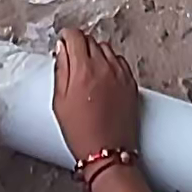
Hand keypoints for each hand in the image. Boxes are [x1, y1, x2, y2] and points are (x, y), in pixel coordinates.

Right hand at [51, 28, 139, 161]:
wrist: (108, 155)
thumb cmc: (81, 132)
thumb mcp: (59, 101)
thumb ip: (60, 69)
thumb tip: (61, 49)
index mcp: (83, 69)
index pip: (75, 35)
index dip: (66, 37)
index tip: (63, 43)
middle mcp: (104, 66)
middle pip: (90, 39)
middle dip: (79, 45)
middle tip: (73, 60)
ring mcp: (120, 74)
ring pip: (106, 48)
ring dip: (96, 52)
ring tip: (89, 69)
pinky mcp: (131, 83)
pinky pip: (120, 61)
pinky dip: (111, 62)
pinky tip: (104, 76)